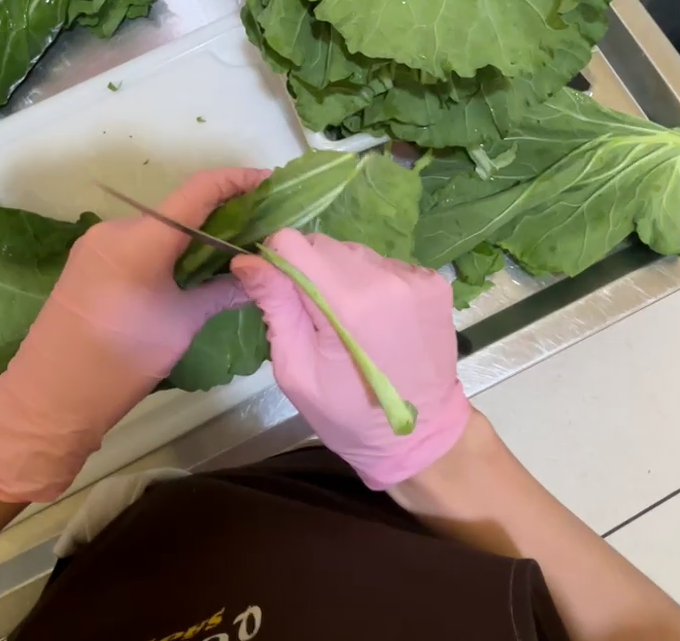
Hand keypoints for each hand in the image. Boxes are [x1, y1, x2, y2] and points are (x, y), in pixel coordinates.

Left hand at [0, 167, 265, 501]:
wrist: (46, 400)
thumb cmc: (120, 363)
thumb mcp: (182, 325)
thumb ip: (221, 291)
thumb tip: (257, 274)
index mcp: (141, 239)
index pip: (199, 190)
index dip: (237, 180)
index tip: (268, 182)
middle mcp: (116, 229)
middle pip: (179, 207)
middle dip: (220, 212)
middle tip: (256, 227)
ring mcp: (97, 243)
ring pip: (159, 226)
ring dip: (194, 233)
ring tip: (229, 252)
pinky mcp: (88, 260)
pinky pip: (138, 241)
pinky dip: (168, 247)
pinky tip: (189, 267)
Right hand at [231, 229, 469, 489]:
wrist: (422, 436)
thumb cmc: (349, 414)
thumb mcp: (296, 370)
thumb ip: (275, 306)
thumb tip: (245, 259)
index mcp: (349, 302)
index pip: (293, 243)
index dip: (277, 261)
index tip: (279, 292)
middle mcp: (385, 278)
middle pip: (323, 245)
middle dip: (308, 271)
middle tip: (314, 317)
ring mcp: (414, 277)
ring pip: (353, 252)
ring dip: (340, 276)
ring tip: (348, 321)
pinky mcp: (433, 281)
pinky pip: (383, 264)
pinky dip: (371, 282)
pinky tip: (377, 318)